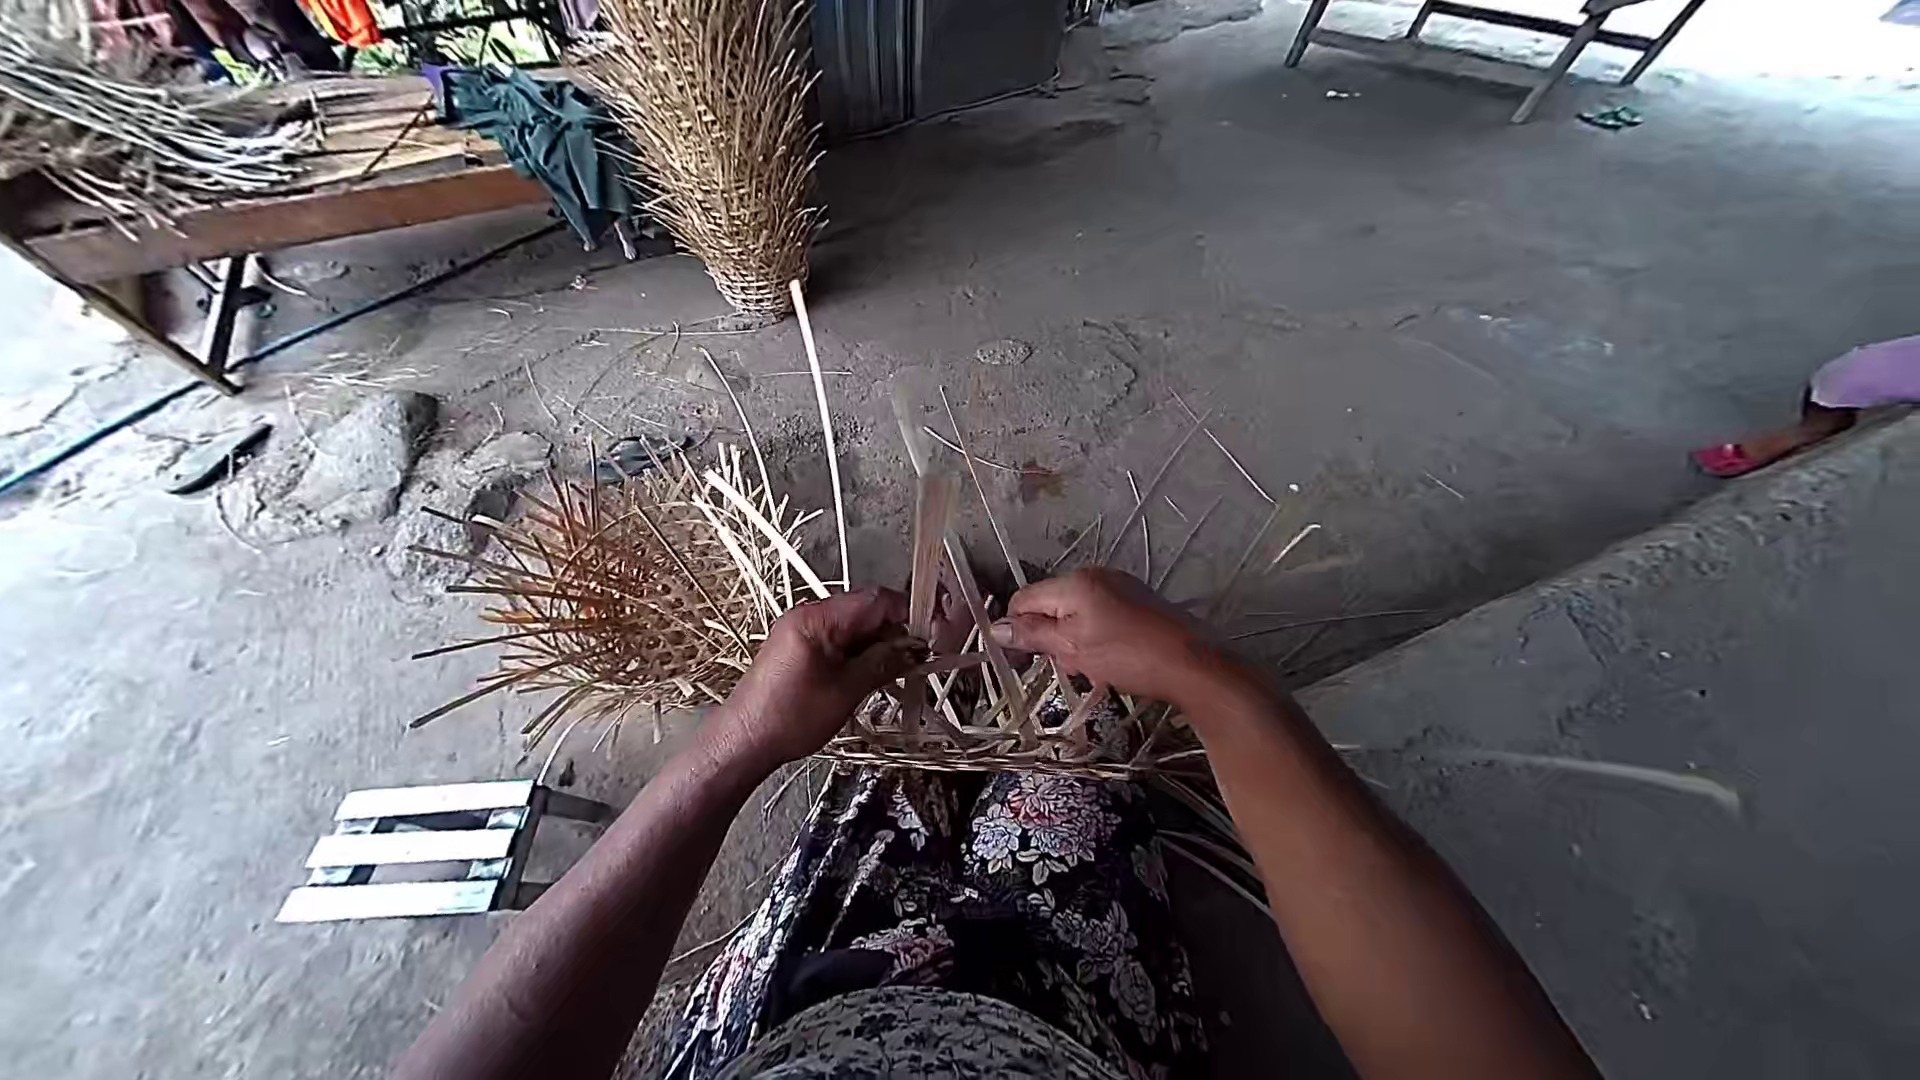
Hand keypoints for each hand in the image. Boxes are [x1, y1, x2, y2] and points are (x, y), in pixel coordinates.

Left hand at [704, 587, 920, 774]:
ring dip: (881, 643)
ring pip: (857, 626)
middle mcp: (810, 615)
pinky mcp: (802, 646)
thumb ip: (883, 662)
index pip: (876, 599)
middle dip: (897, 629)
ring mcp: (804, 629)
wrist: (743, 742)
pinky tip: (876, 673)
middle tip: (920, 656)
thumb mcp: (846, 691)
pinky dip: (862, 652)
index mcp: (817, 618)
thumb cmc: (790, 718)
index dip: (909, 610)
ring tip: (902, 669)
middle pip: (867, 610)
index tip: (934, 629)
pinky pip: (841, 639)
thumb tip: (916, 647)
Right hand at [991, 568, 1248, 707]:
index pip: (1024, 598)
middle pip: (1050, 605)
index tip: (1031, 657)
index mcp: (1074, 582)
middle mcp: (1094, 575)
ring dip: (1074, 641)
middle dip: (1053, 637)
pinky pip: (1099, 615)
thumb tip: (995, 627)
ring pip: (1075, 613)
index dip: (1019, 628)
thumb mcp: (1073, 649)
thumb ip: (1032, 635)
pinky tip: (1113, 658)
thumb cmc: (1129, 656)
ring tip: (1097, 666)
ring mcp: (1119, 585)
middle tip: (1073, 664)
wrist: (1193, 665)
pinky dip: (1096, 636)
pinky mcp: (1136, 600)